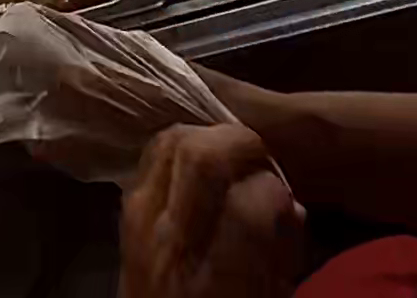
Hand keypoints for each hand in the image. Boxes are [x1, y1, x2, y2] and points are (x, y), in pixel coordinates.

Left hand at [120, 125, 303, 297]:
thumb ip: (282, 260)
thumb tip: (290, 202)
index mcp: (216, 286)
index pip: (245, 210)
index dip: (273, 189)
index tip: (285, 194)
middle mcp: (172, 241)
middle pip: (198, 158)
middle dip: (238, 142)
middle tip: (261, 153)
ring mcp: (140, 214)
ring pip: (170, 140)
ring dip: (207, 134)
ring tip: (233, 152)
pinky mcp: (126, 200)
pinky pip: (153, 151)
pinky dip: (181, 143)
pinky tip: (203, 159)